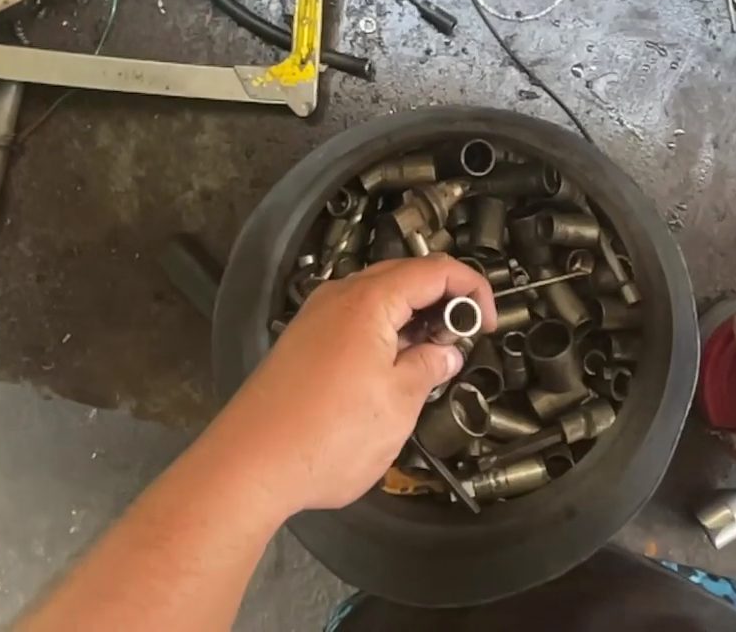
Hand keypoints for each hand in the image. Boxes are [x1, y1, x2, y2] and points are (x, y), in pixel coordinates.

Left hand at [205, 255, 495, 514]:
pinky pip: (355, 320)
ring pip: (379, 299)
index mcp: (368, 301)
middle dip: (442, 301)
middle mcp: (339, 298)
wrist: (250, 466)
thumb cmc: (318, 437)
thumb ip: (429, 367)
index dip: (470, 287)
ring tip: (431, 358)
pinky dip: (383, 332)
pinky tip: (393, 368)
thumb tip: (444, 354)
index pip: (434, 270)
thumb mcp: (398, 404)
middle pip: (405, 277)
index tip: (485, 316)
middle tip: (463, 336)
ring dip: (412, 318)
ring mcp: (317, 318)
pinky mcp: (304, 341)